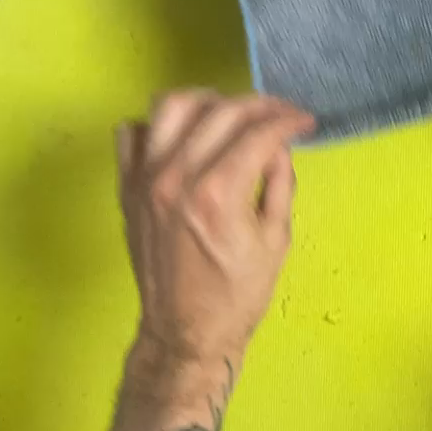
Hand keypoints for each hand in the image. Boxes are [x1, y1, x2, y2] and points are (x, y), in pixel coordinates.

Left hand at [116, 91, 314, 371]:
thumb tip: (278, 147)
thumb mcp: (276, 241)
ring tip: (231, 113)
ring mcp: (145, 179)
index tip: (303, 121)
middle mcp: (176, 177)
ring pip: (171, 106)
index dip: (287, 121)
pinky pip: (133, 132)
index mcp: (219, 194)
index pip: (257, 134)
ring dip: (208, 101)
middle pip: (219, 111)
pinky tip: (185, 138)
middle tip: (279, 112)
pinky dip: (160, 125)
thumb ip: (279, 185)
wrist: (187, 330)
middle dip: (258, 105)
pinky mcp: (127, 187)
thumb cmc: (238, 294)